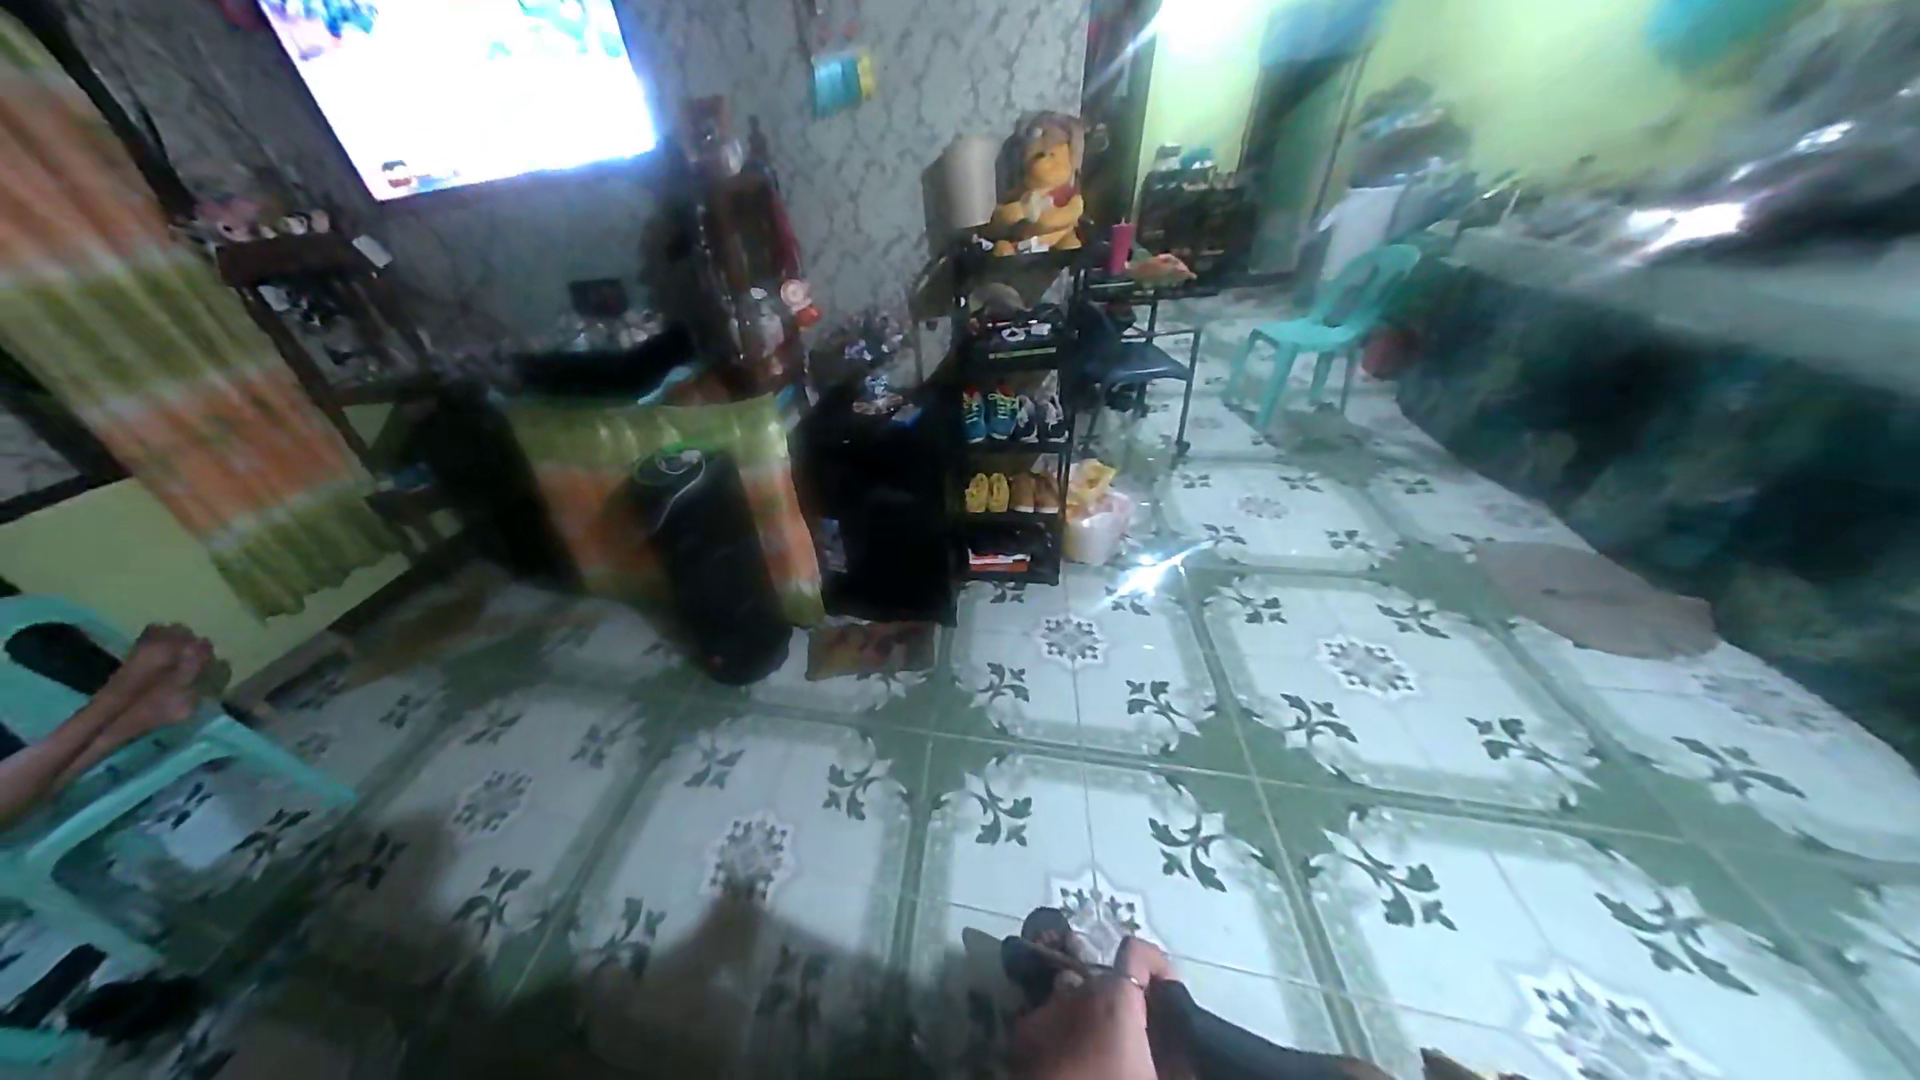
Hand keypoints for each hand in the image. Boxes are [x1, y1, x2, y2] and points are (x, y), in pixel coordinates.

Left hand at [1011, 937, 1175, 1079]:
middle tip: (1142, 1036)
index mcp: (1115, 1000)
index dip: (1158, 965)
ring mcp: (1045, 1010)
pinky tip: (1074, 1056)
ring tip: (1105, 1046)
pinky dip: (1065, 1027)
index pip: (1137, 951)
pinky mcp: (1023, 1034)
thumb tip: (1186, 1053)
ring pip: (1075, 993)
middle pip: (1107, 979)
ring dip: (1093, 1010)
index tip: (1170, 992)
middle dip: (1126, 999)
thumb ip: (1180, 1063)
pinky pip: (1051, 1017)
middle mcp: (1077, 992)